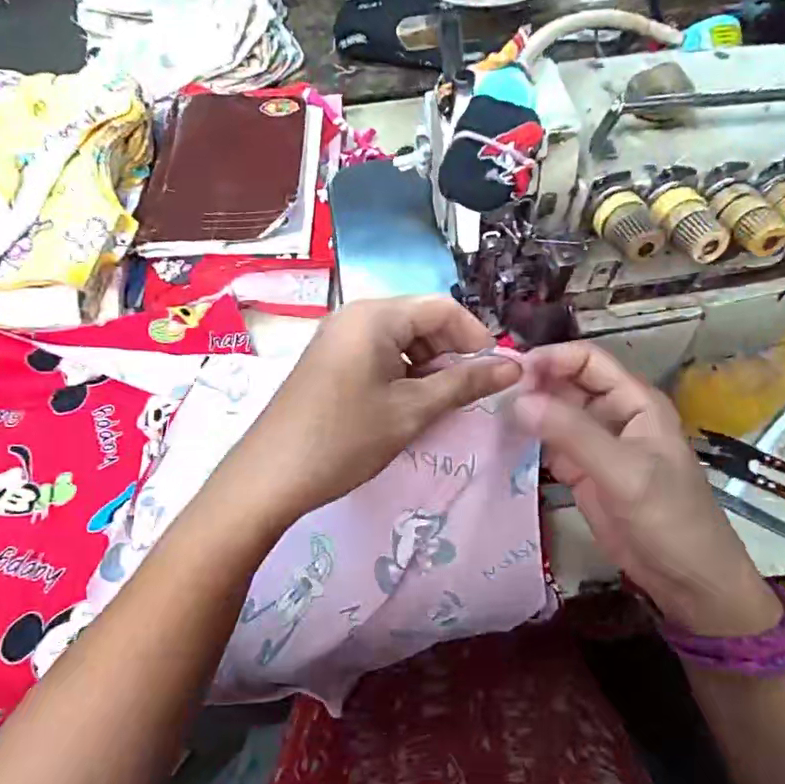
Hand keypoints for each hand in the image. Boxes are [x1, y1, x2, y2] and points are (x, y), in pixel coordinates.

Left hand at [224, 297, 519, 523]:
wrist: (271, 476)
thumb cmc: (346, 438)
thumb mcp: (412, 410)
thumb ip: (464, 383)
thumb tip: (514, 367)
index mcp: (375, 316)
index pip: (443, 307)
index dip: (475, 337)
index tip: (494, 373)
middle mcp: (354, 316)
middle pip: (420, 320)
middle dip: (450, 352)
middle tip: (466, 394)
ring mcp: (337, 338)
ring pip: (399, 341)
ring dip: (426, 367)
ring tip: (436, 405)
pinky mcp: (328, 362)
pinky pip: (376, 356)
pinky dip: (400, 375)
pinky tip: (406, 407)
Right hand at [514, 342, 780, 636]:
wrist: (686, 578)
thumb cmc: (669, 519)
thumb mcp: (624, 472)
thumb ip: (573, 434)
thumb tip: (519, 400)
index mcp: (635, 402)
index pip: (587, 361)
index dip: (550, 360)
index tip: (510, 373)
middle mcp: (613, 415)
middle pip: (566, 384)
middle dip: (532, 385)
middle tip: (490, 396)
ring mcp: (596, 445)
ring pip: (555, 414)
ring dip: (527, 412)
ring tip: (487, 415)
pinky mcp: (581, 474)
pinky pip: (550, 447)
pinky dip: (528, 442)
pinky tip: (501, 442)